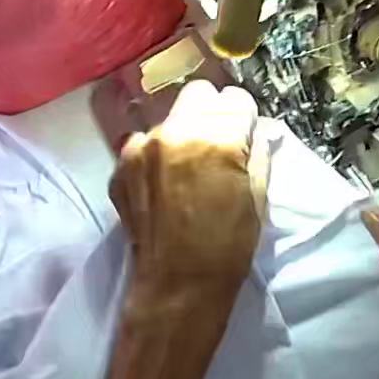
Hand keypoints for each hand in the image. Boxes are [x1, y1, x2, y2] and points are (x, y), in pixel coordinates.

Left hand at [110, 80, 268, 368]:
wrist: (177, 284)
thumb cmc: (228, 245)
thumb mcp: (257, 197)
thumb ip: (256, 153)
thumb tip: (257, 131)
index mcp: (216, 138)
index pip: (236, 99)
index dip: (244, 117)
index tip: (244, 135)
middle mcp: (174, 132)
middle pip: (198, 93)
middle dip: (212, 111)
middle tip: (217, 143)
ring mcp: (141, 147)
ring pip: (169, 117)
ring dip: (182, 133)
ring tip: (187, 170)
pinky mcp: (121, 164)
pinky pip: (144, 143)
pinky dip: (157, 155)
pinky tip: (164, 185)